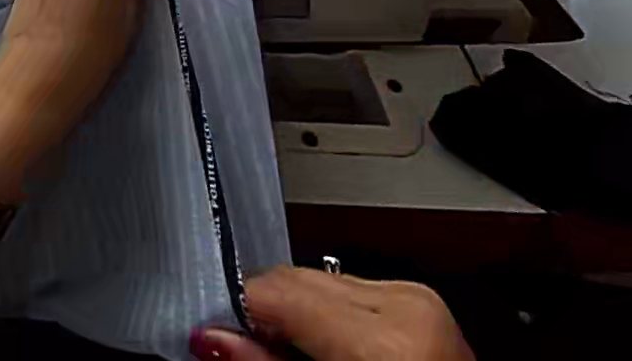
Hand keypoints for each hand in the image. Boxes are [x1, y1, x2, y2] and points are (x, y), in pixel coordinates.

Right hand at [191, 267, 474, 360]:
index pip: (274, 289)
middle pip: (291, 279)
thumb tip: (210, 338)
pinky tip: (332, 348)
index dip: (240, 312)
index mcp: (388, 342)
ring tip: (303, 354)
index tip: (220, 336)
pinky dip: (329, 315)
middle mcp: (406, 306)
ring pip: (314, 279)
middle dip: (271, 315)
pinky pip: (345, 288)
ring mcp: (417, 299)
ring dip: (299, 313)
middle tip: (256, 352)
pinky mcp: (421, 301)